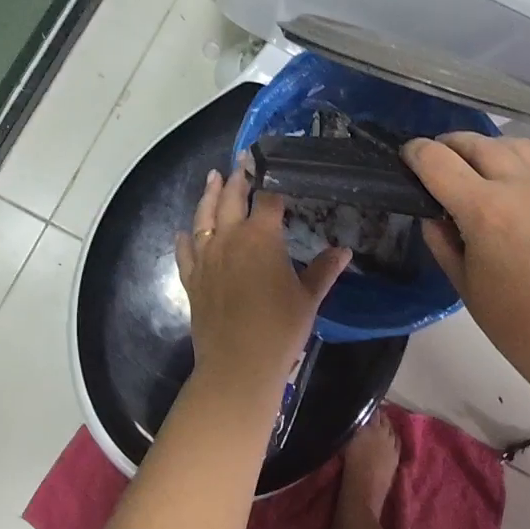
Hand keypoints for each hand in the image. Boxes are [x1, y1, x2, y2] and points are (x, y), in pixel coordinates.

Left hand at [175, 169, 350, 398]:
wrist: (237, 366)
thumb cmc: (280, 329)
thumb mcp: (309, 298)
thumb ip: (325, 270)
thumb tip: (344, 250)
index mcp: (261, 237)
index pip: (268, 199)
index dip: (271, 182)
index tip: (273, 168)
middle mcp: (230, 238)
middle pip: (231, 199)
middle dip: (237, 179)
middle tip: (240, 162)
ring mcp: (206, 257)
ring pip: (204, 217)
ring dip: (209, 195)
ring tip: (213, 178)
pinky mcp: (192, 279)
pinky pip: (185, 251)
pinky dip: (186, 238)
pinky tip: (186, 231)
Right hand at [401, 134, 529, 389]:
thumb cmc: (517, 326)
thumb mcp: (463, 285)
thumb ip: (441, 239)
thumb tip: (433, 211)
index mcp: (486, 212)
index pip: (437, 160)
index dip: (416, 152)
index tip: (409, 156)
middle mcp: (525, 188)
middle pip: (477, 143)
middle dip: (451, 146)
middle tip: (443, 161)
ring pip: (517, 145)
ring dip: (491, 151)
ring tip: (485, 170)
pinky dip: (529, 169)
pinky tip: (526, 193)